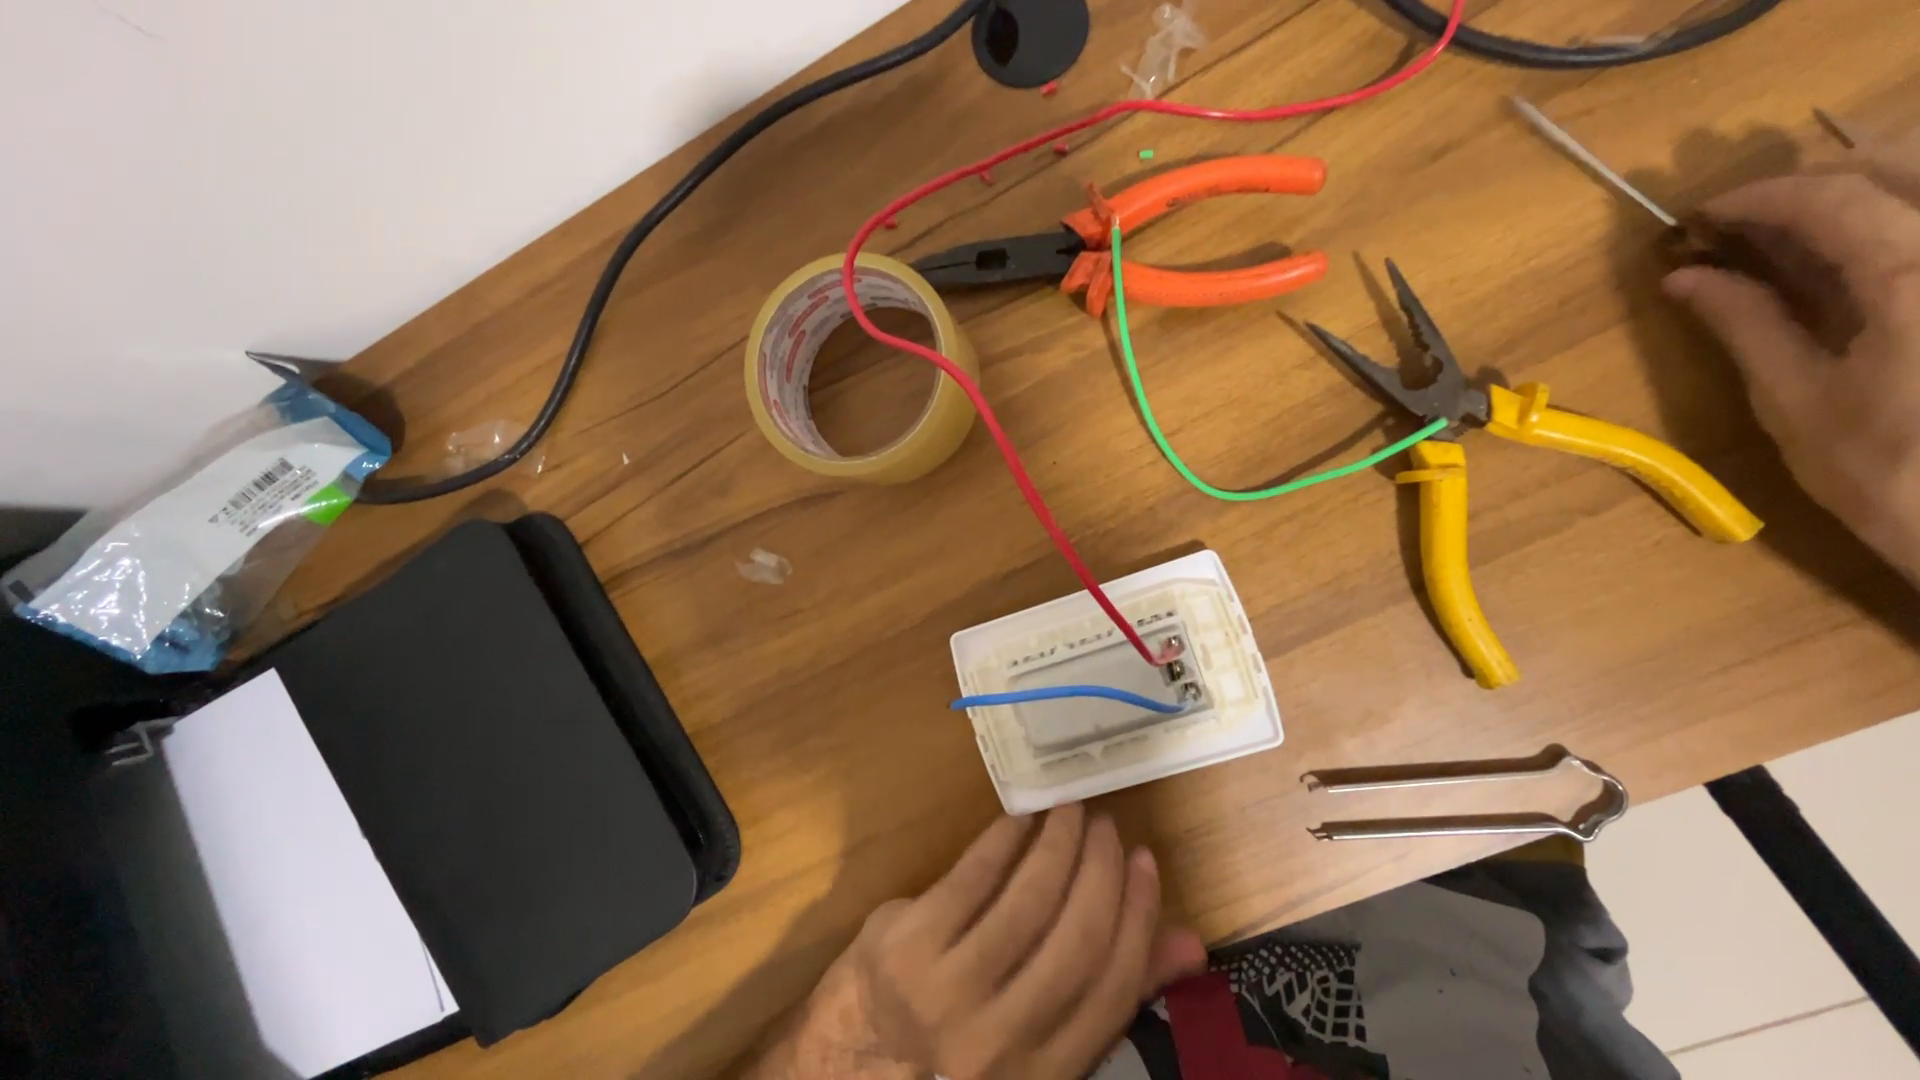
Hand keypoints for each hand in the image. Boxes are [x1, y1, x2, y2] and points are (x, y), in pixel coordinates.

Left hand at [773, 805, 1203, 1079]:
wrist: (850, 1063)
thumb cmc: (957, 1048)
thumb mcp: (1038, 1041)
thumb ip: (1112, 996)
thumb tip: (1189, 940)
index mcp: (1044, 1073)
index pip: (1115, 985)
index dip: (1140, 914)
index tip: (1146, 861)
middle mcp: (1001, 1042)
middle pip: (1077, 939)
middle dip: (1101, 870)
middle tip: (1108, 826)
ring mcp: (947, 993)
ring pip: (1026, 904)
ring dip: (1058, 846)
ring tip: (1072, 812)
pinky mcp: (905, 947)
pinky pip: (970, 880)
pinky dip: (1003, 841)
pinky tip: (1022, 818)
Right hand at [1663, 135, 1919, 581]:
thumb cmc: (1892, 478)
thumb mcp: (1800, 405)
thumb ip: (1747, 326)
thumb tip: (1683, 277)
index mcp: (1915, 281)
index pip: (1832, 198)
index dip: (1758, 196)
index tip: (1703, 216)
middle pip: (1906, 161)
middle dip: (1823, 177)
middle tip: (1761, 220)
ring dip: (1877, 186)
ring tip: (1824, 228)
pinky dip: (1907, 220)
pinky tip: (1880, 254)